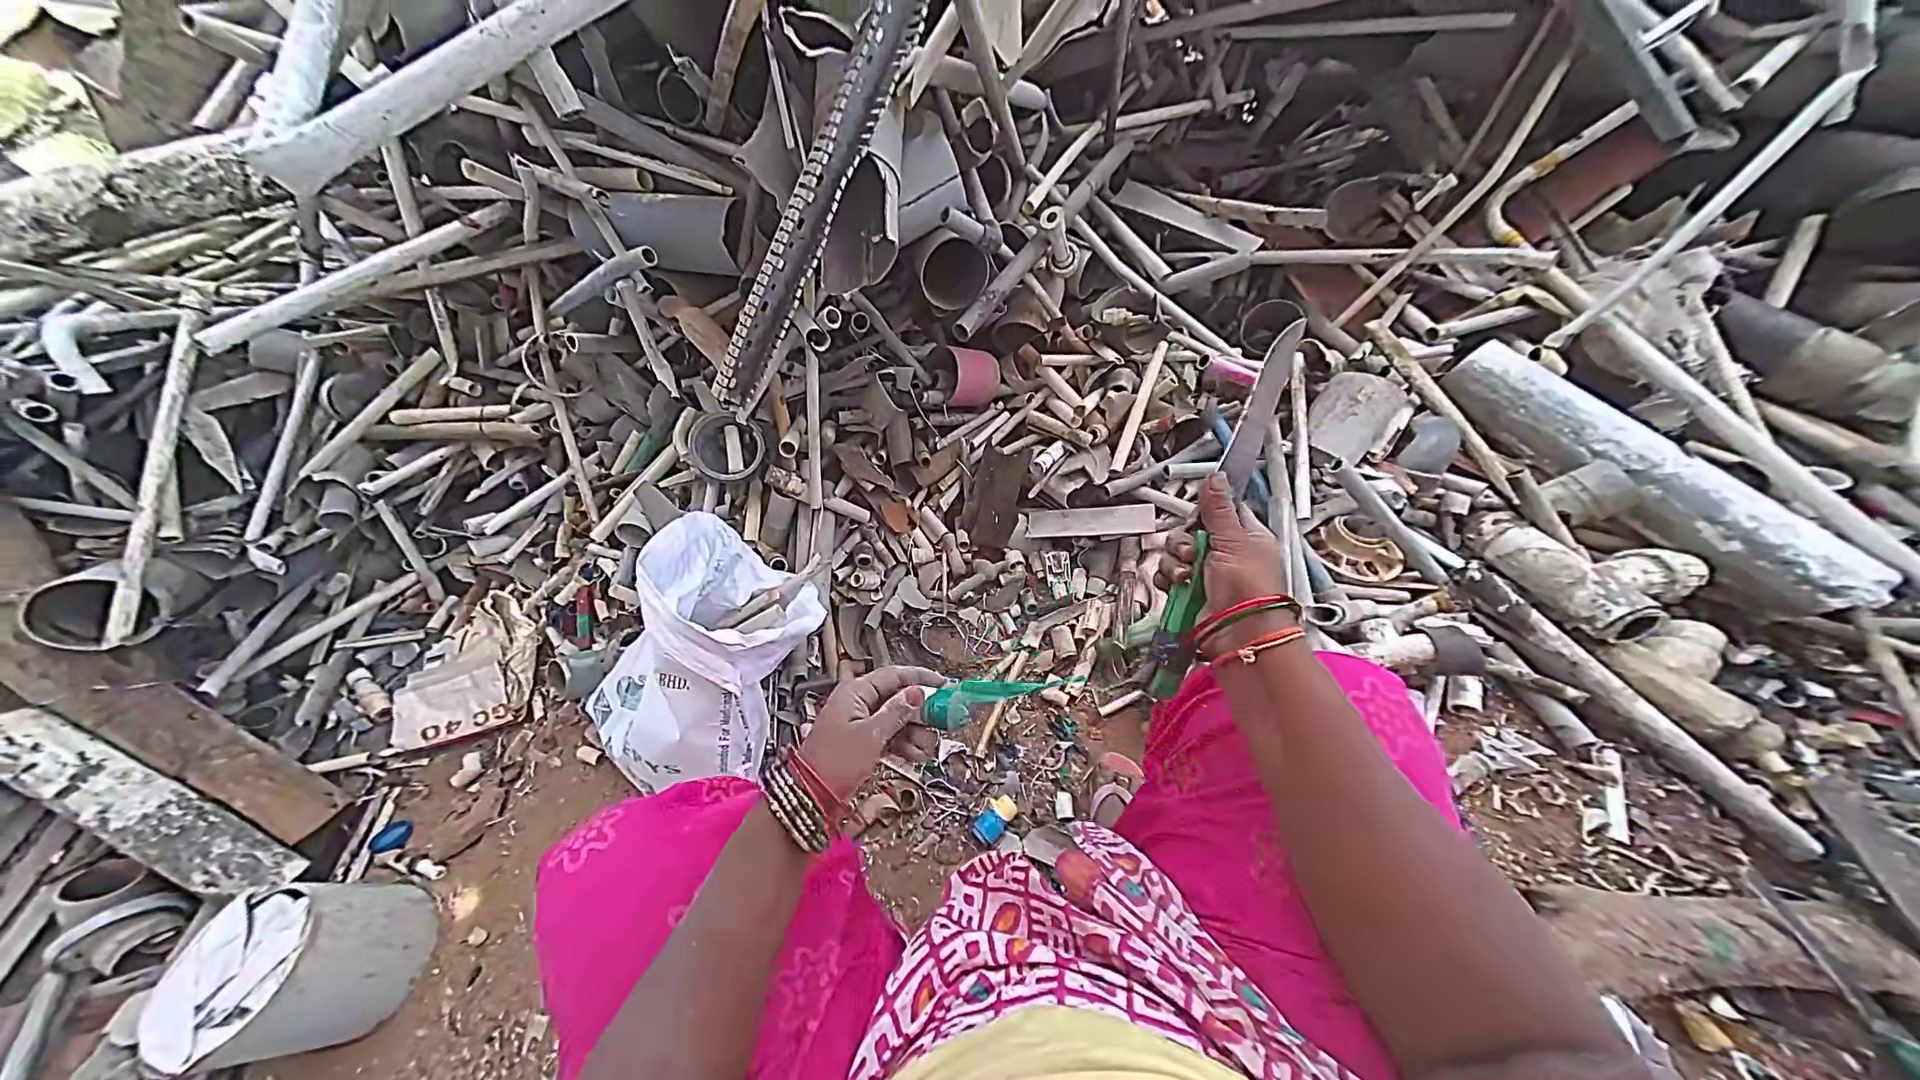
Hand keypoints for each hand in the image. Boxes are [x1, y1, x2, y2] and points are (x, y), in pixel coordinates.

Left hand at [798, 666, 944, 798]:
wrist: (811, 797)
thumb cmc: (835, 762)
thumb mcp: (871, 735)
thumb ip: (897, 712)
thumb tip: (918, 692)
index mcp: (855, 692)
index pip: (893, 675)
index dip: (920, 678)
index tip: (943, 685)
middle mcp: (858, 703)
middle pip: (897, 698)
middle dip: (920, 712)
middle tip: (939, 722)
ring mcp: (860, 722)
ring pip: (896, 719)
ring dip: (914, 732)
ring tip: (925, 747)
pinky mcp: (862, 741)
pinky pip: (889, 735)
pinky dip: (903, 743)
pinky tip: (916, 754)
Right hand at [1164, 473, 1297, 652]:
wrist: (1239, 634)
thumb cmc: (1251, 590)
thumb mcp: (1234, 540)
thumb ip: (1219, 509)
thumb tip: (1216, 478)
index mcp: (1246, 538)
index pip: (1221, 512)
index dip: (1206, 513)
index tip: (1199, 518)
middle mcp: (1225, 555)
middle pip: (1191, 532)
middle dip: (1184, 541)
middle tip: (1192, 550)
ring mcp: (1206, 574)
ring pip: (1175, 553)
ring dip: (1175, 561)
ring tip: (1187, 573)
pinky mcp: (1189, 592)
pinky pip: (1167, 576)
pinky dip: (1168, 579)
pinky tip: (1179, 585)